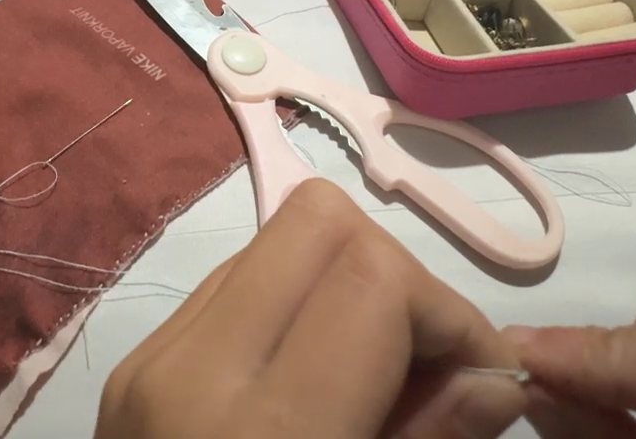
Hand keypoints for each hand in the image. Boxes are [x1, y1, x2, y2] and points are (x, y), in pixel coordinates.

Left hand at [96, 179, 525, 438]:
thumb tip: (499, 374)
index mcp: (259, 432)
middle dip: (392, 272)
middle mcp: (191, 367)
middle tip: (422, 361)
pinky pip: (234, 279)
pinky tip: (308, 374)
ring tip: (368, 371)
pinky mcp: (136, 359)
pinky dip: (292, 300)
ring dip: (341, 281)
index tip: (477, 377)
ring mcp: (152, 355)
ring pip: (274, 239)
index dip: (447, 309)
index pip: (369, 273)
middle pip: (316, 218)